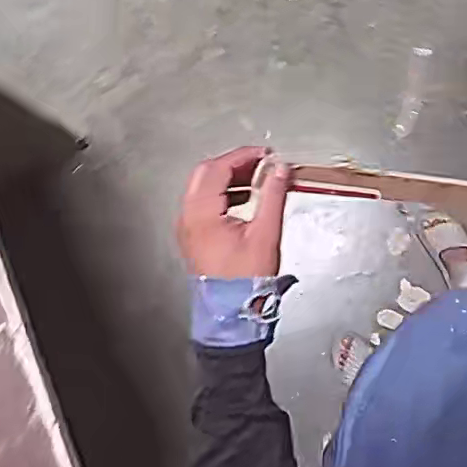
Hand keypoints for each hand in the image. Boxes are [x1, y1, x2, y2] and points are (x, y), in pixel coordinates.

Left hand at [177, 147, 290, 278]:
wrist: (231, 312)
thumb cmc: (246, 278)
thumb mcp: (265, 233)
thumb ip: (273, 196)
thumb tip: (280, 169)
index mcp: (201, 213)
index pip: (218, 169)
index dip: (243, 156)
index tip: (265, 154)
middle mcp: (187, 216)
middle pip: (206, 173)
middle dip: (234, 163)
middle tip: (260, 163)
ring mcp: (187, 226)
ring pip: (203, 187)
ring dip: (228, 177)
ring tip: (257, 178)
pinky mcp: (192, 235)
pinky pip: (203, 202)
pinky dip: (222, 193)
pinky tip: (245, 198)